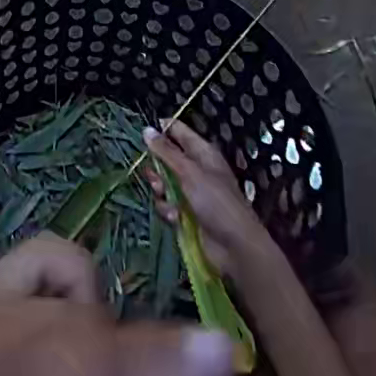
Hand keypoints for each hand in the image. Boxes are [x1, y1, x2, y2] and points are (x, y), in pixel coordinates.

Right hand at [142, 121, 284, 282]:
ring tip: (168, 201)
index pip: (177, 131)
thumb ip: (166, 151)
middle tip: (156, 178)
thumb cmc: (216, 203)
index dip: (160, 130)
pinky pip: (167, 203)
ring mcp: (191, 191)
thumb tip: (146, 129)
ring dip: (161, 192)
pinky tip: (175, 218)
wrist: (235, 247)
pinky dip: (168, 209)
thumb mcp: (190, 172)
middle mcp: (196, 168)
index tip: (141, 136)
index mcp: (202, 152)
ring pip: (163, 182)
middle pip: (165, 158)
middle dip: (156, 168)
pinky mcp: (186, 212)